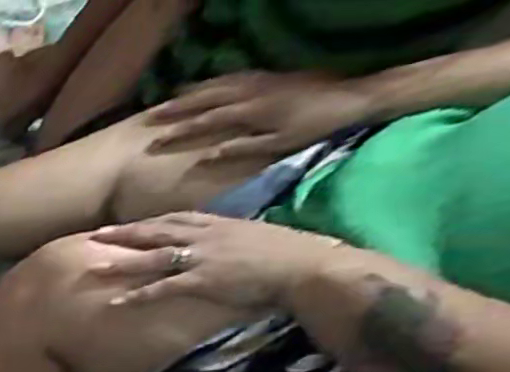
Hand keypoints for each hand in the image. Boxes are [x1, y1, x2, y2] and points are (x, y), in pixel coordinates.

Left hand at [91, 212, 344, 308]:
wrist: (314, 267)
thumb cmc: (292, 254)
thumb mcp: (258, 236)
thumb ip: (232, 238)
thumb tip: (220, 244)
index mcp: (224, 224)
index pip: (178, 217)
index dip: (150, 221)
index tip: (127, 224)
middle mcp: (210, 236)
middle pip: (158, 231)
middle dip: (124, 233)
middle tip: (95, 236)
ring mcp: (205, 257)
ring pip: (154, 257)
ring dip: (122, 263)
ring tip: (94, 268)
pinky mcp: (205, 279)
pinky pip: (163, 288)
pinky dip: (138, 295)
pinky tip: (116, 303)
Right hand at [145, 71, 376, 161]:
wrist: (359, 95)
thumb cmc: (317, 125)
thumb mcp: (278, 145)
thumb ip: (241, 150)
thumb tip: (207, 156)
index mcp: (250, 111)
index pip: (203, 121)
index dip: (176, 132)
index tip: (151, 143)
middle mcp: (252, 92)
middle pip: (206, 98)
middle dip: (176, 107)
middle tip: (151, 116)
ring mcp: (263, 82)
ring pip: (220, 84)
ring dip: (194, 91)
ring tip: (171, 98)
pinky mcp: (273, 77)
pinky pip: (236, 77)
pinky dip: (216, 81)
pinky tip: (208, 86)